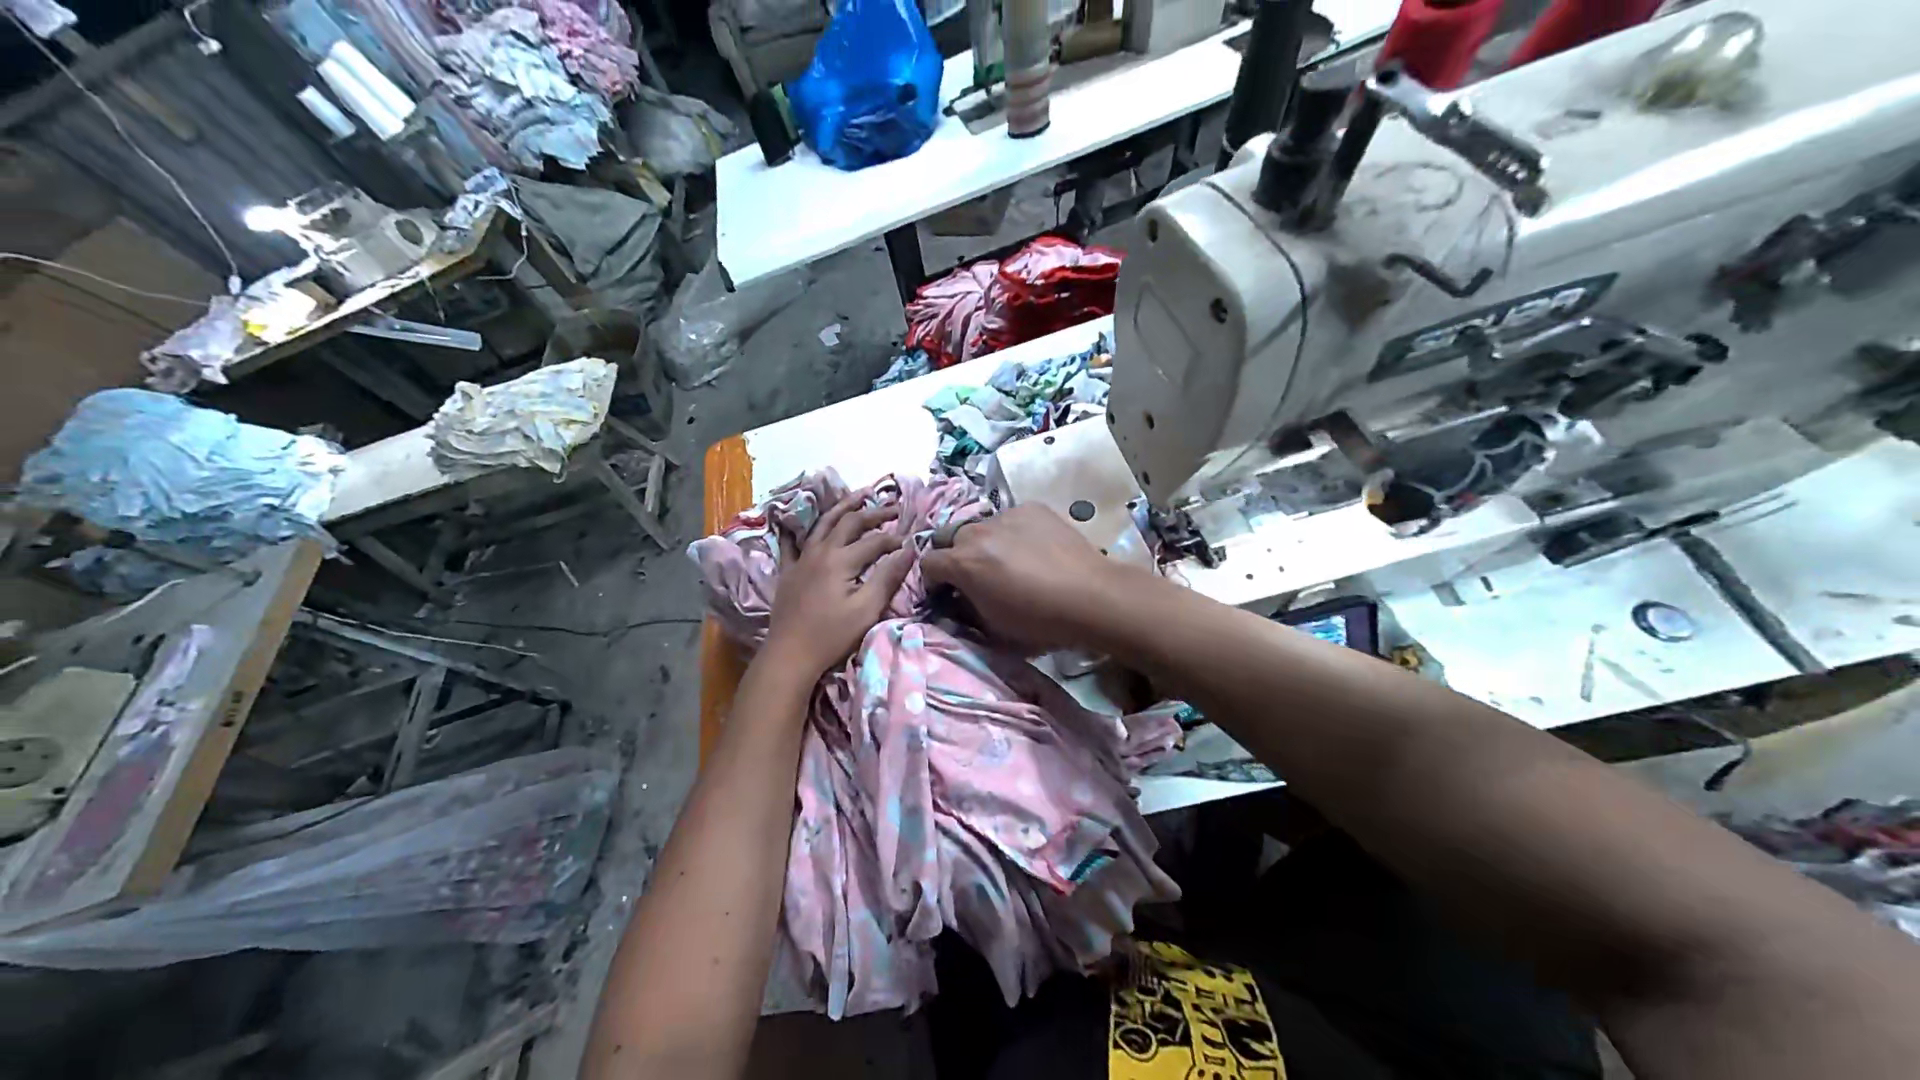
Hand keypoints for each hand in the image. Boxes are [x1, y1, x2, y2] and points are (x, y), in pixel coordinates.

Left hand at [763, 494, 916, 676]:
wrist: (789, 655)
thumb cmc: (831, 635)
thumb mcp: (867, 609)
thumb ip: (888, 577)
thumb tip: (909, 549)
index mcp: (841, 560)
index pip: (874, 541)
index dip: (894, 539)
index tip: (909, 542)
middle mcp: (820, 551)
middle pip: (848, 522)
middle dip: (872, 513)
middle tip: (892, 507)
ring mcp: (801, 559)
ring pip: (823, 524)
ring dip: (842, 508)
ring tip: (858, 497)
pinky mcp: (788, 571)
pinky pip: (792, 543)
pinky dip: (799, 529)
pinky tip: (801, 522)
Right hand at [921, 504, 1134, 652]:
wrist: (1091, 597)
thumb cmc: (1039, 621)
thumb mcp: (991, 626)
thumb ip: (966, 606)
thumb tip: (959, 598)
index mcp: (962, 562)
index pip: (927, 563)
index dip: (935, 580)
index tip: (949, 593)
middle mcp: (977, 532)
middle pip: (953, 540)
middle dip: (959, 557)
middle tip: (980, 576)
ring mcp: (1006, 515)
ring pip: (983, 527)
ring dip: (988, 543)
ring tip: (1012, 561)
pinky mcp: (1032, 507)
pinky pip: (1011, 519)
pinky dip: (1015, 533)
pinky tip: (1035, 549)